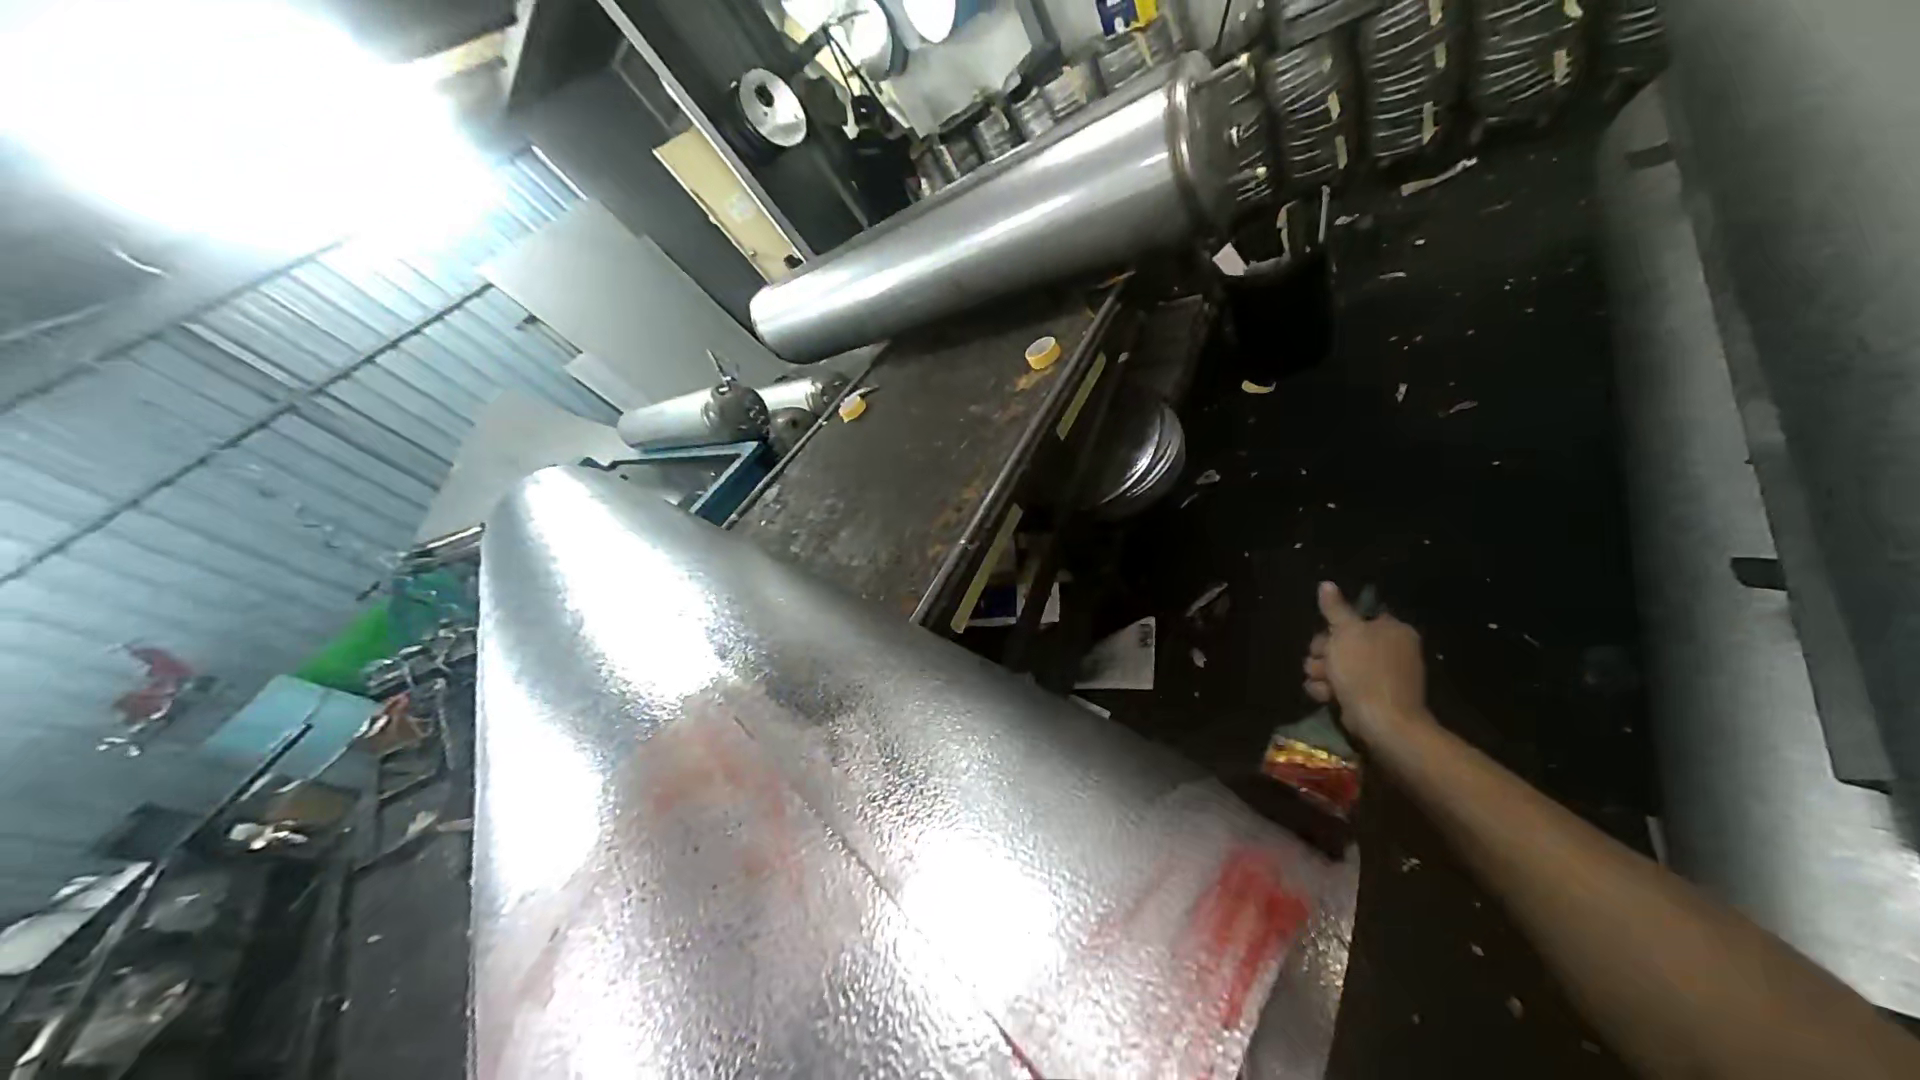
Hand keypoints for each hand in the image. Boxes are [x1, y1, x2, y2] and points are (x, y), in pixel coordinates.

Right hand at [1303, 582, 1429, 743]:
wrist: (1382, 721)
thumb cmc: (1364, 670)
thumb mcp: (1345, 633)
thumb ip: (1335, 608)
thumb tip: (1326, 583)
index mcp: (1392, 630)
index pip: (1356, 619)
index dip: (1334, 628)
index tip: (1325, 638)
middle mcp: (1391, 650)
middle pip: (1342, 642)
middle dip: (1323, 653)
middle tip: (1321, 661)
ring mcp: (1381, 675)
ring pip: (1337, 665)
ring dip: (1322, 673)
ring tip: (1323, 683)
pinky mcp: (1371, 697)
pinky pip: (1342, 686)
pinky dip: (1331, 690)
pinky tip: (1325, 696)